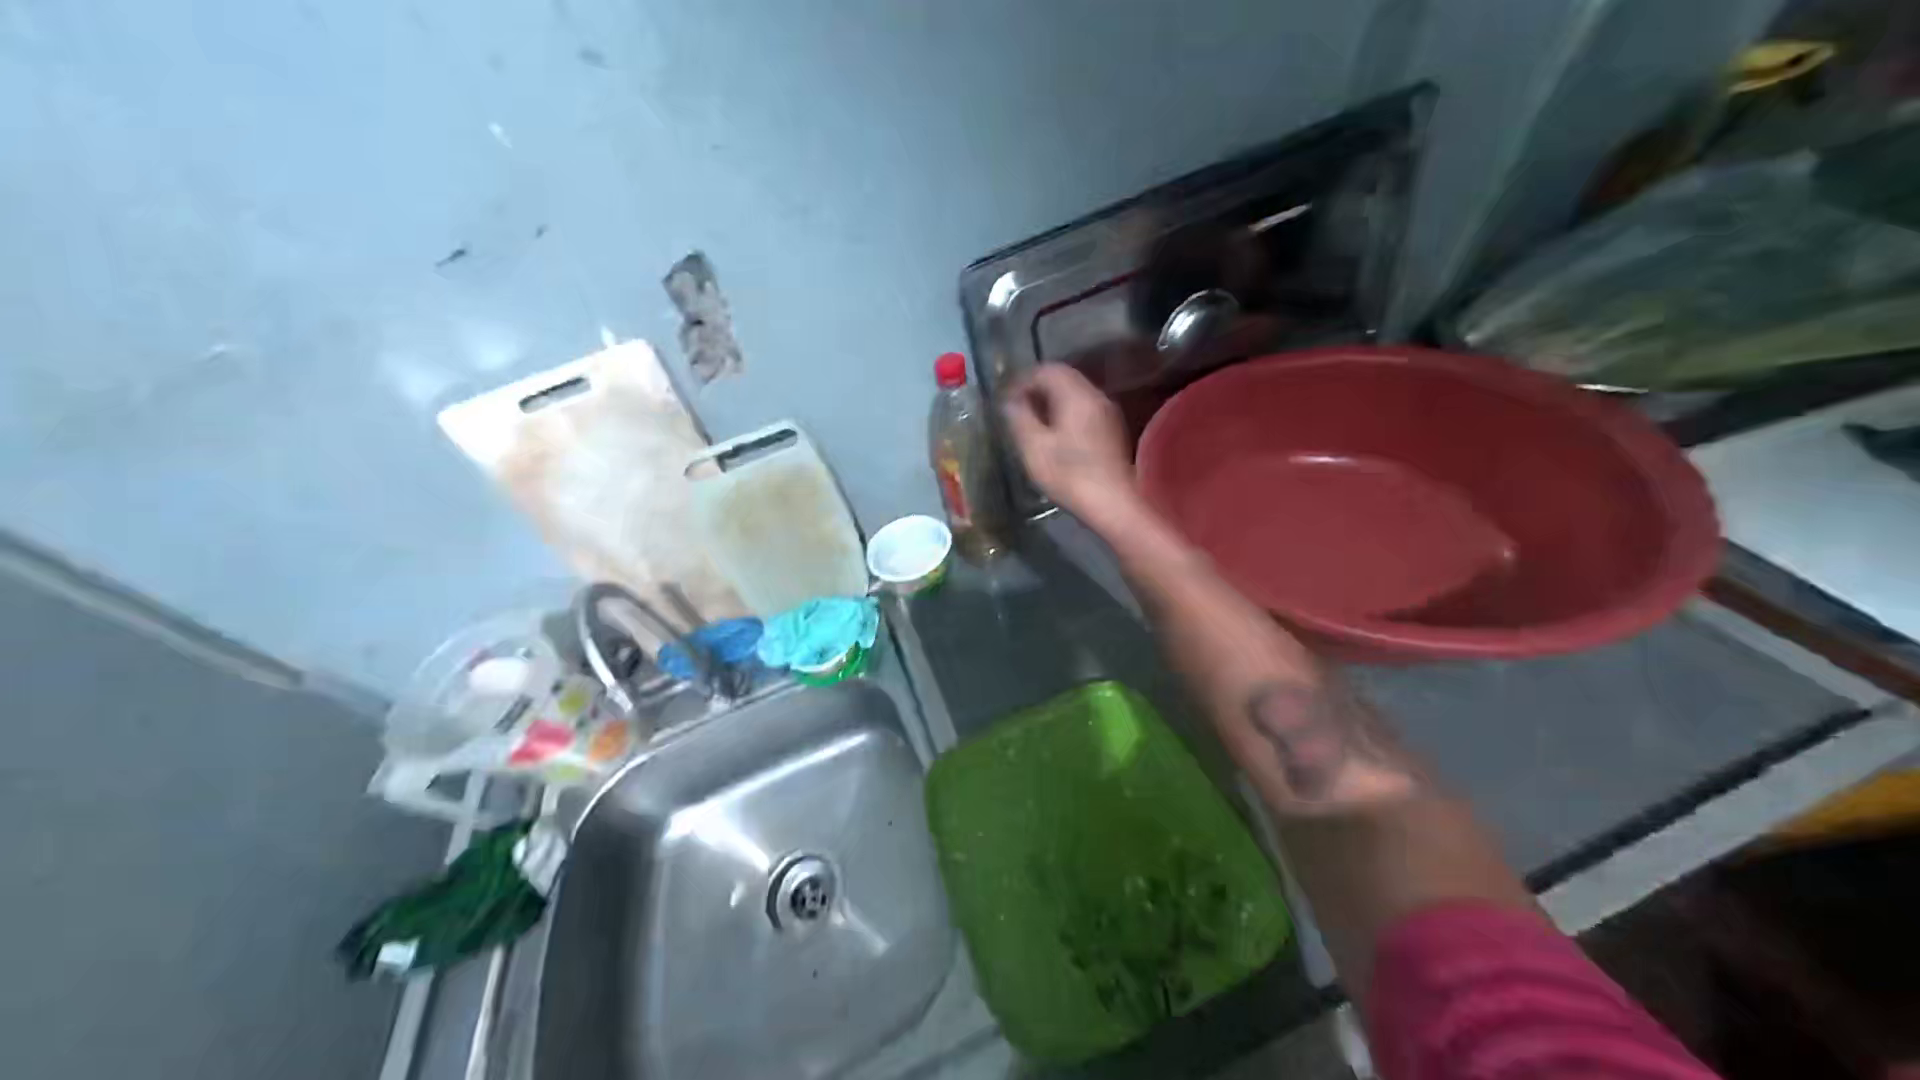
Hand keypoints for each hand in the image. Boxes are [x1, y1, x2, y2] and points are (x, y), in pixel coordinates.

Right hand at [1001, 364, 1136, 517]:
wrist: (1112, 504)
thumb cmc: (1069, 475)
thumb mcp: (1034, 448)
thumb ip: (1019, 418)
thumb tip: (1010, 402)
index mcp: (1076, 396)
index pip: (1047, 371)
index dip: (1023, 380)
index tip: (1006, 399)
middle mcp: (1095, 396)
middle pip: (1064, 378)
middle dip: (1037, 388)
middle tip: (1016, 408)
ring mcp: (1107, 413)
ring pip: (1075, 393)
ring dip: (1051, 401)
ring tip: (1032, 421)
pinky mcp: (1111, 430)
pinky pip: (1084, 409)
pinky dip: (1066, 412)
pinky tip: (1055, 434)